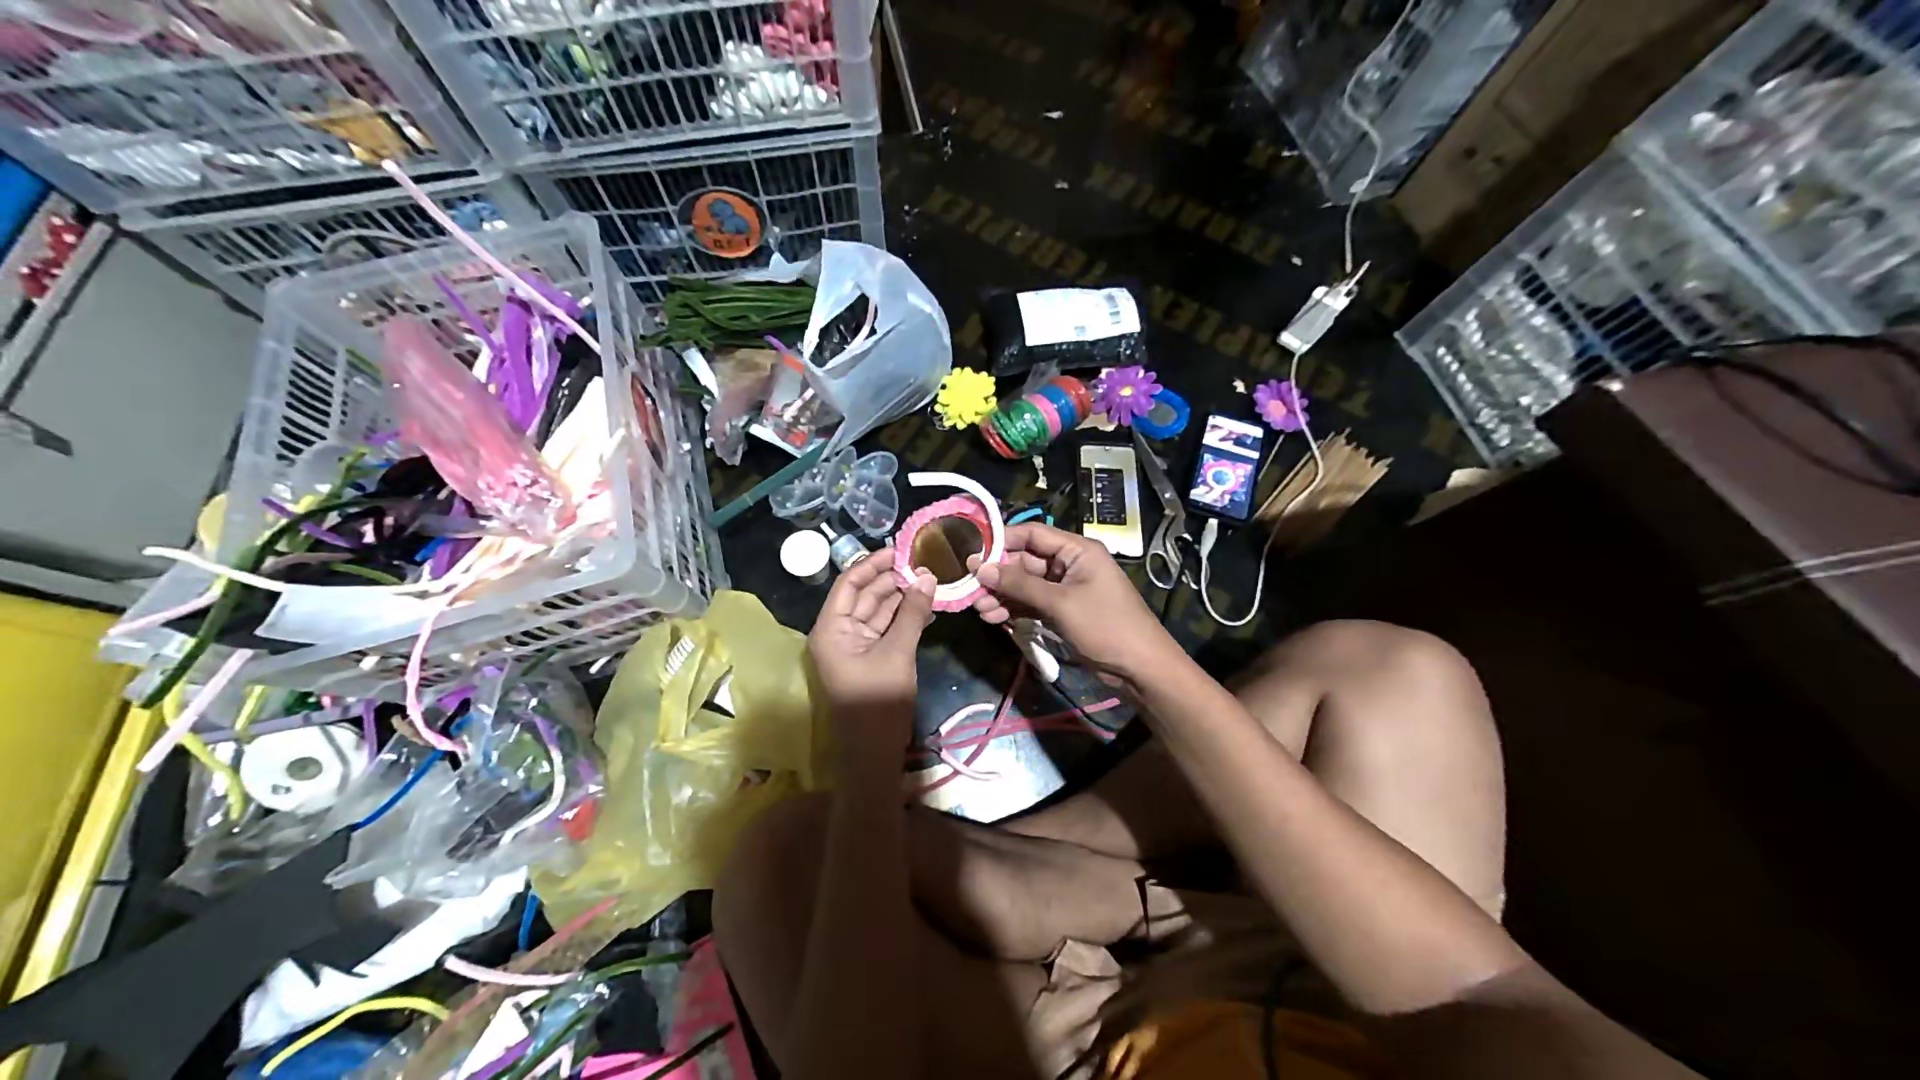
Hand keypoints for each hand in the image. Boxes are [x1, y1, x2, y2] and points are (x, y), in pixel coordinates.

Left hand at [809, 549, 936, 766]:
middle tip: (924, 563)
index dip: (873, 564)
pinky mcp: (872, 658)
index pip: (849, 583)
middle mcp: (839, 632)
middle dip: (893, 580)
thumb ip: (911, 613)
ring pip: (879, 611)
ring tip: (930, 580)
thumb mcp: (896, 653)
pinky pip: (887, 629)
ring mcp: (856, 646)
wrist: (875, 751)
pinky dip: (905, 618)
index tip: (900, 550)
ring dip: (902, 597)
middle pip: (865, 595)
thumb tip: (928, 577)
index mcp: (831, 628)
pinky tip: (927, 606)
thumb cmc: (877, 701)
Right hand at [969, 523, 1179, 680]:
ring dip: (1002, 595)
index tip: (973, 554)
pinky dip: (1013, 609)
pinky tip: (993, 618)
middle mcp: (1070, 565)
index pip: (1033, 534)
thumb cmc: (1105, 626)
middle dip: (998, 575)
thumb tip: (980, 567)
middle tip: (971, 589)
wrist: (1139, 668)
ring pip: (1025, 585)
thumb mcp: (1059, 602)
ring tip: (979, 610)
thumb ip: (1019, 584)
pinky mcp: (1063, 612)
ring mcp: (1066, 590)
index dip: (1002, 541)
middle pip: (1025, 561)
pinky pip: (1032, 604)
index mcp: (1077, 550)